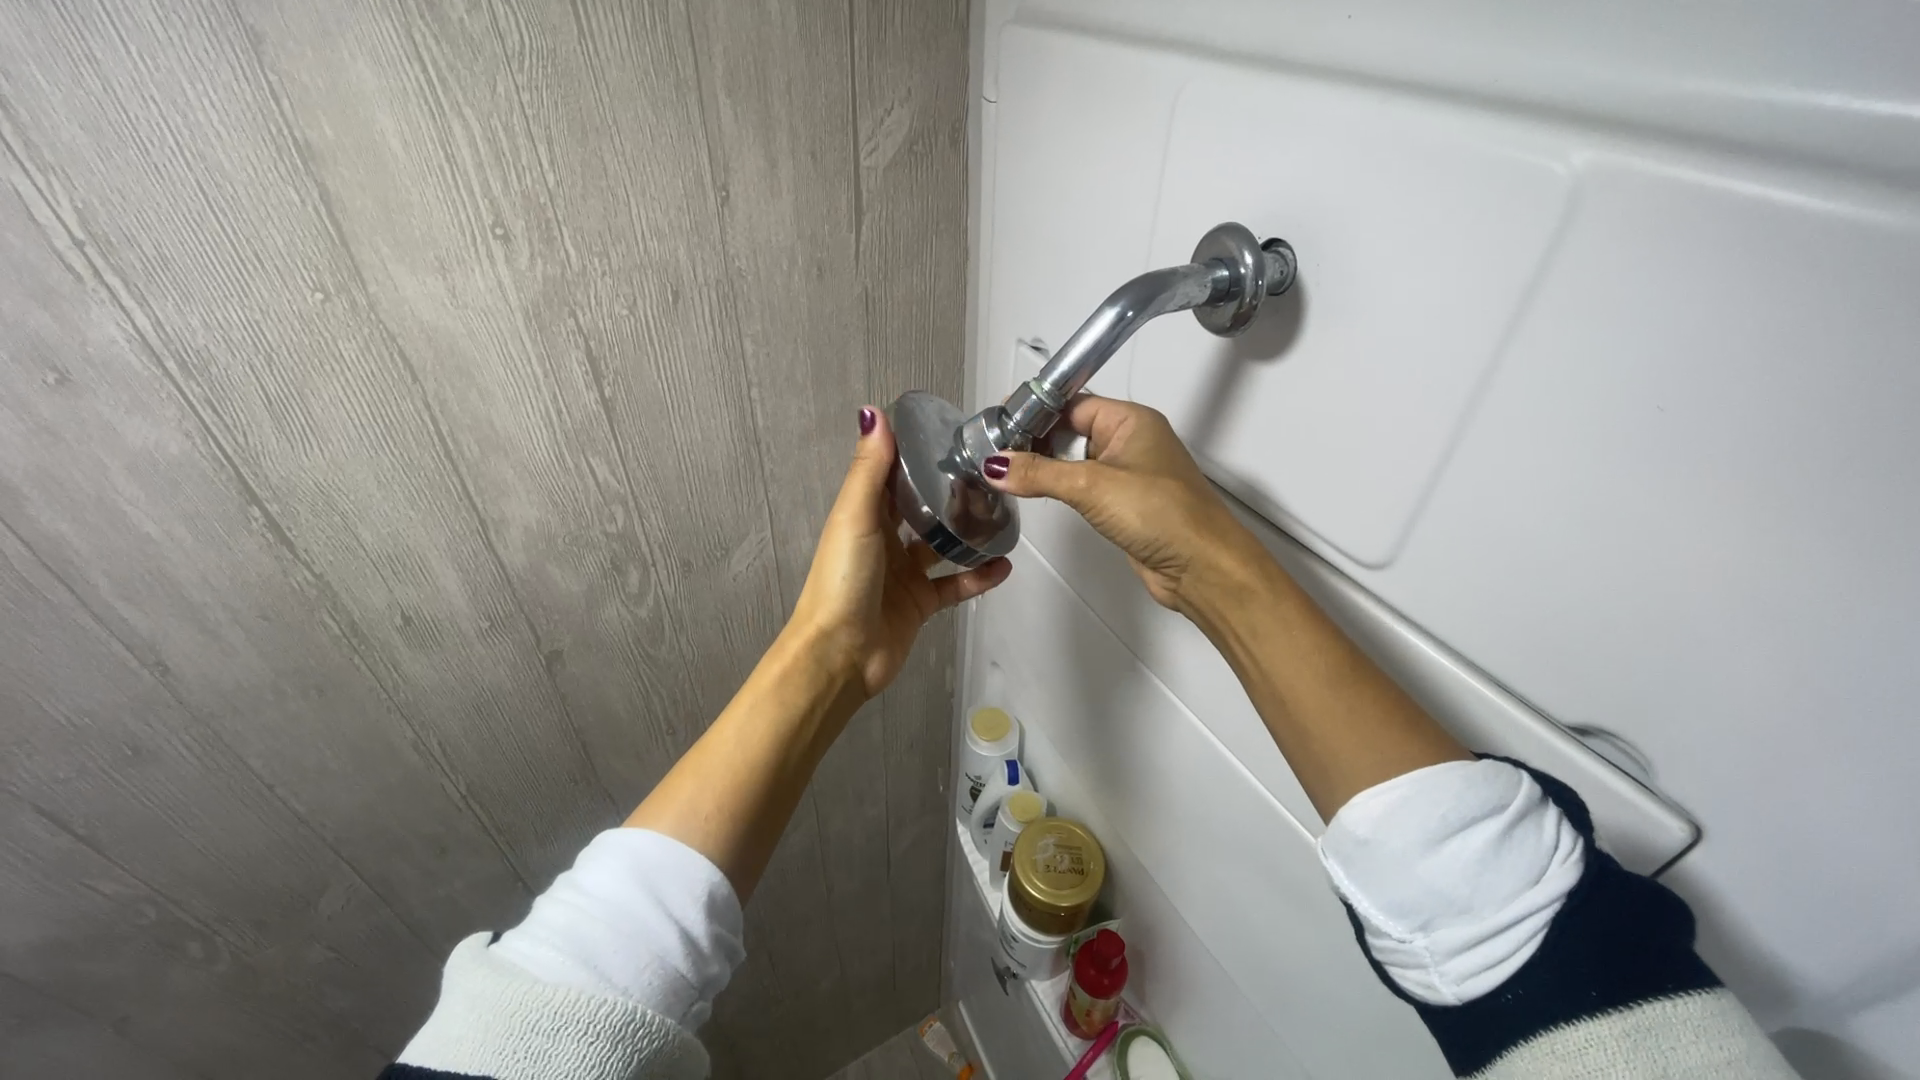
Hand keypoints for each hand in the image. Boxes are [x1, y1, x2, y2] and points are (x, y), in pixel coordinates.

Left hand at [785, 406, 1012, 698]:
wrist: (840, 653)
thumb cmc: (843, 580)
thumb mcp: (855, 516)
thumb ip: (869, 468)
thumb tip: (873, 411)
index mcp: (863, 515)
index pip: (892, 477)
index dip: (916, 456)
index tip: (951, 437)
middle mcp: (884, 541)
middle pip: (921, 510)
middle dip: (949, 494)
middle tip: (988, 476)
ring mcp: (903, 574)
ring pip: (941, 547)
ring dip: (968, 534)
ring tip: (1002, 516)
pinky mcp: (920, 604)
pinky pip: (955, 585)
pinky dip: (978, 577)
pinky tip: (1004, 565)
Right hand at [980, 394, 1264, 613]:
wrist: (1201, 566)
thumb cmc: (1159, 512)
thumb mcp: (1092, 485)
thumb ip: (1040, 473)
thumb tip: (995, 465)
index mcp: (1130, 421)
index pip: (1072, 403)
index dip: (1035, 409)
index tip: (997, 421)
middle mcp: (1130, 441)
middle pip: (1072, 429)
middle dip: (1035, 437)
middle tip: (992, 449)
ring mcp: (1128, 474)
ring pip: (1076, 459)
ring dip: (1045, 464)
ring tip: (1004, 470)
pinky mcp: (1124, 505)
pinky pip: (1084, 486)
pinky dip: (1060, 487)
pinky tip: (1036, 493)